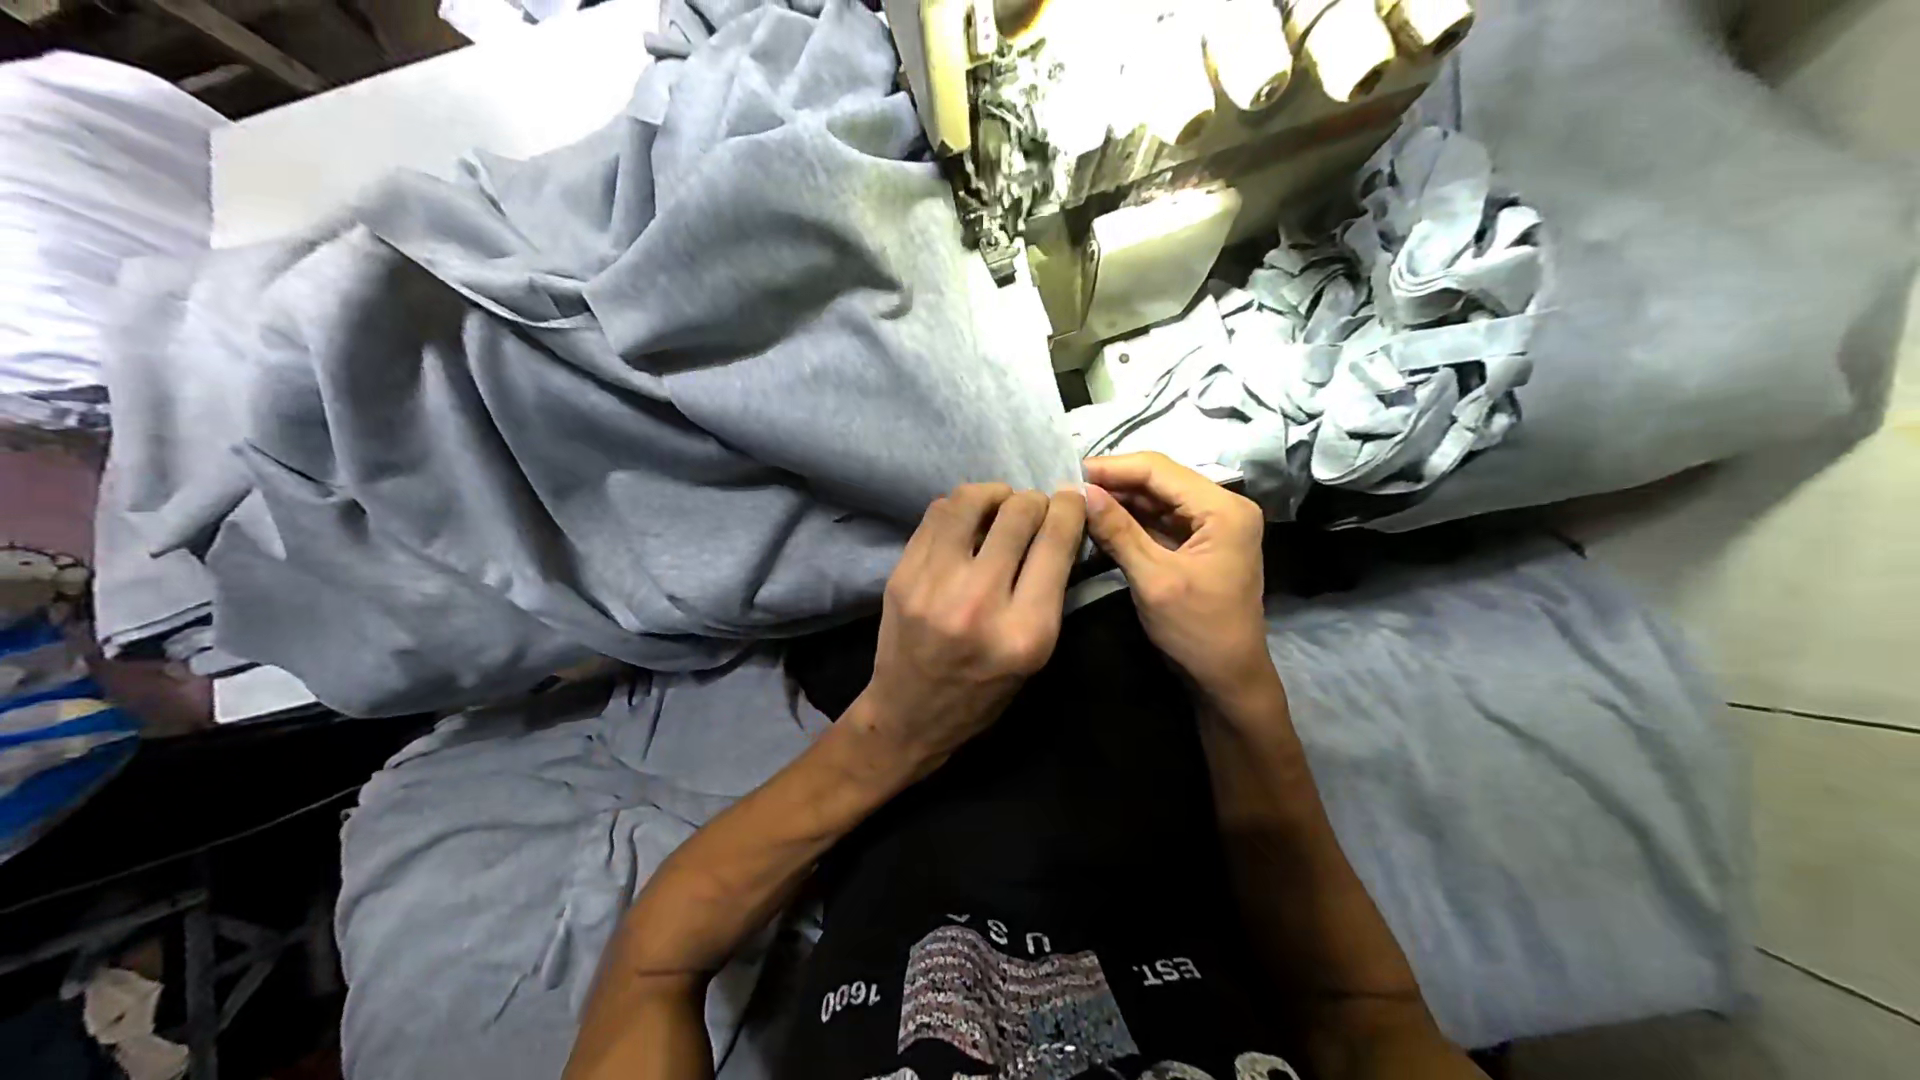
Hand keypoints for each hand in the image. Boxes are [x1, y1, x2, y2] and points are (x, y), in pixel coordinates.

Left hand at [853, 483, 1085, 768]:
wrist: (910, 713)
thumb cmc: (984, 691)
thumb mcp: (1036, 654)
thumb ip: (1050, 589)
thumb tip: (1056, 524)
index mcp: (1025, 631)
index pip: (1056, 542)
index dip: (1070, 508)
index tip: (1071, 499)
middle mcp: (978, 602)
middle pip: (1019, 512)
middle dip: (1035, 501)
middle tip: (1033, 509)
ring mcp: (932, 584)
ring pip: (971, 501)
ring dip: (995, 494)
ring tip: (999, 505)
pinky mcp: (902, 574)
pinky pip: (936, 513)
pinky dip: (960, 508)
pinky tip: (967, 520)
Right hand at [1082, 453, 1270, 699]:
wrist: (1228, 676)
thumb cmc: (1197, 630)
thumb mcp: (1153, 579)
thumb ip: (1118, 531)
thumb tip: (1082, 492)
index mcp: (1223, 509)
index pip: (1159, 470)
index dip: (1113, 467)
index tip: (1070, 472)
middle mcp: (1222, 506)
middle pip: (1160, 479)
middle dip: (1114, 482)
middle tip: (1069, 488)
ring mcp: (1212, 523)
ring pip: (1157, 497)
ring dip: (1120, 499)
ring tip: (1079, 501)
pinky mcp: (1199, 540)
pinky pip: (1160, 518)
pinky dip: (1131, 518)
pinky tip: (1100, 519)